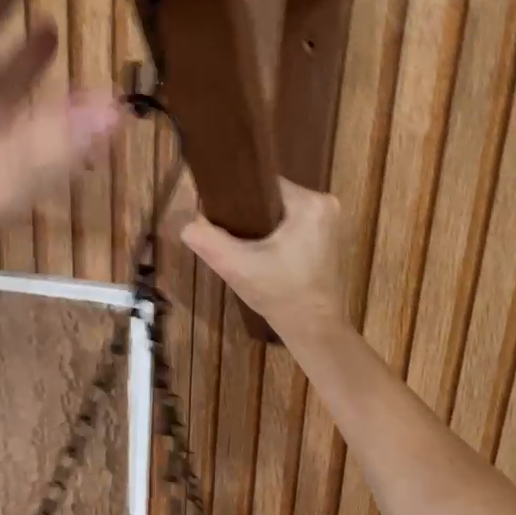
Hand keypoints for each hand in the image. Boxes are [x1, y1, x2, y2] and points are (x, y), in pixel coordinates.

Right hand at [180, 179, 346, 339]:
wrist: (314, 330)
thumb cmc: (281, 295)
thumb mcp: (237, 267)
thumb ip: (208, 241)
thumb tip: (186, 225)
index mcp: (311, 203)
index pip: (263, 184)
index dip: (238, 198)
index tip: (221, 216)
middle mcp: (325, 205)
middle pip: (272, 198)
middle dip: (249, 215)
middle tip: (230, 237)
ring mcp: (329, 223)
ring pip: (280, 213)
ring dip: (261, 227)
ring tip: (244, 246)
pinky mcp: (327, 239)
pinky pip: (292, 226)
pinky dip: (275, 237)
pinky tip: (262, 255)